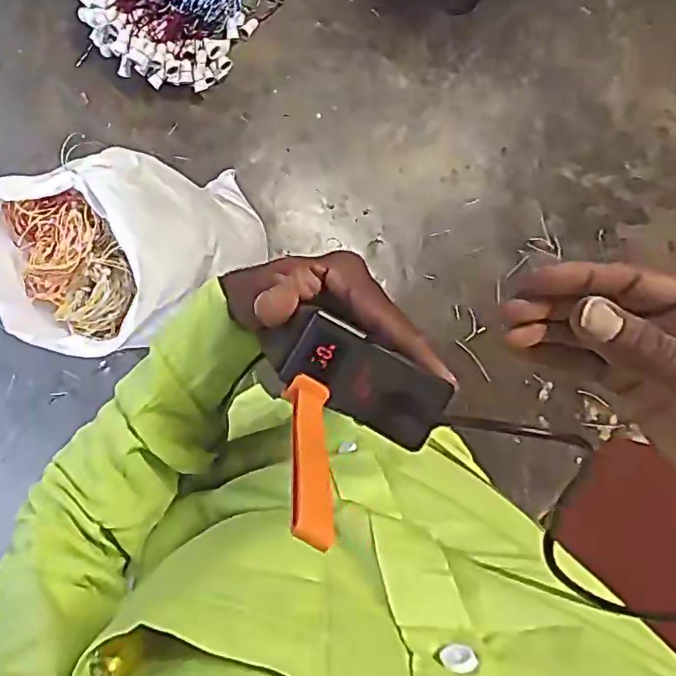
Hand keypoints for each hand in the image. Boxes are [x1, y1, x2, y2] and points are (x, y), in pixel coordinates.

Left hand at [220, 252, 457, 386]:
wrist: (238, 306)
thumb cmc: (251, 295)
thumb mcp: (257, 293)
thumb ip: (270, 297)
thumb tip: (278, 303)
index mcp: (343, 273)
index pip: (384, 313)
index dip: (411, 344)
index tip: (438, 375)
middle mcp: (356, 286)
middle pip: (393, 328)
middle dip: (413, 361)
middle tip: (435, 397)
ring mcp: (354, 305)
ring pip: (386, 340)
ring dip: (401, 368)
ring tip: (422, 401)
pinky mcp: (348, 323)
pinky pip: (371, 348)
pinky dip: (379, 369)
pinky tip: (390, 395)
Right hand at [500, 262, 675, 545]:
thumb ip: (647, 350)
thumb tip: (584, 310)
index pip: (637, 284)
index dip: (583, 280)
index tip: (535, 281)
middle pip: (606, 306)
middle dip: (557, 305)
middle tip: (511, 311)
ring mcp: (653, 359)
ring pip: (591, 335)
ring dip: (549, 331)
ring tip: (509, 332)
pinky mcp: (636, 389)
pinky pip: (589, 365)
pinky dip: (557, 358)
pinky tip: (525, 352)